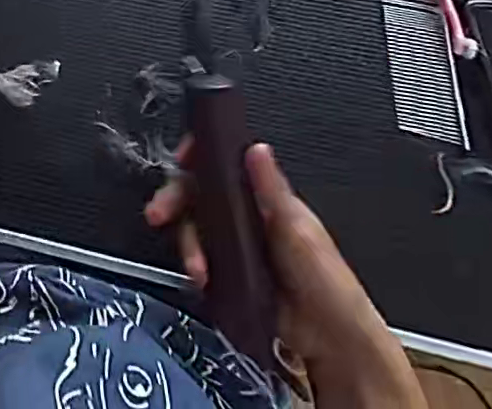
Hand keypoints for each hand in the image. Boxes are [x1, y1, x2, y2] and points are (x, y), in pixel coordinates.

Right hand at [146, 142, 422, 408]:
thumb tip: (257, 147)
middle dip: (173, 199)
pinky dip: (194, 264)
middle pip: (196, 194)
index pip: (222, 165)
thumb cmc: (326, 282)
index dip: (197, 157)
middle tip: (159, 211)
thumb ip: (272, 187)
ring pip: (194, 227)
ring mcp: (235, 244)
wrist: (332, 344)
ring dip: (187, 243)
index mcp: (262, 197)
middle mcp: (245, 216)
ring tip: (196, 266)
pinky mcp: (227, 272)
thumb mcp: (298, 227)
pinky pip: (200, 258)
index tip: (182, 158)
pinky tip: (201, 277)